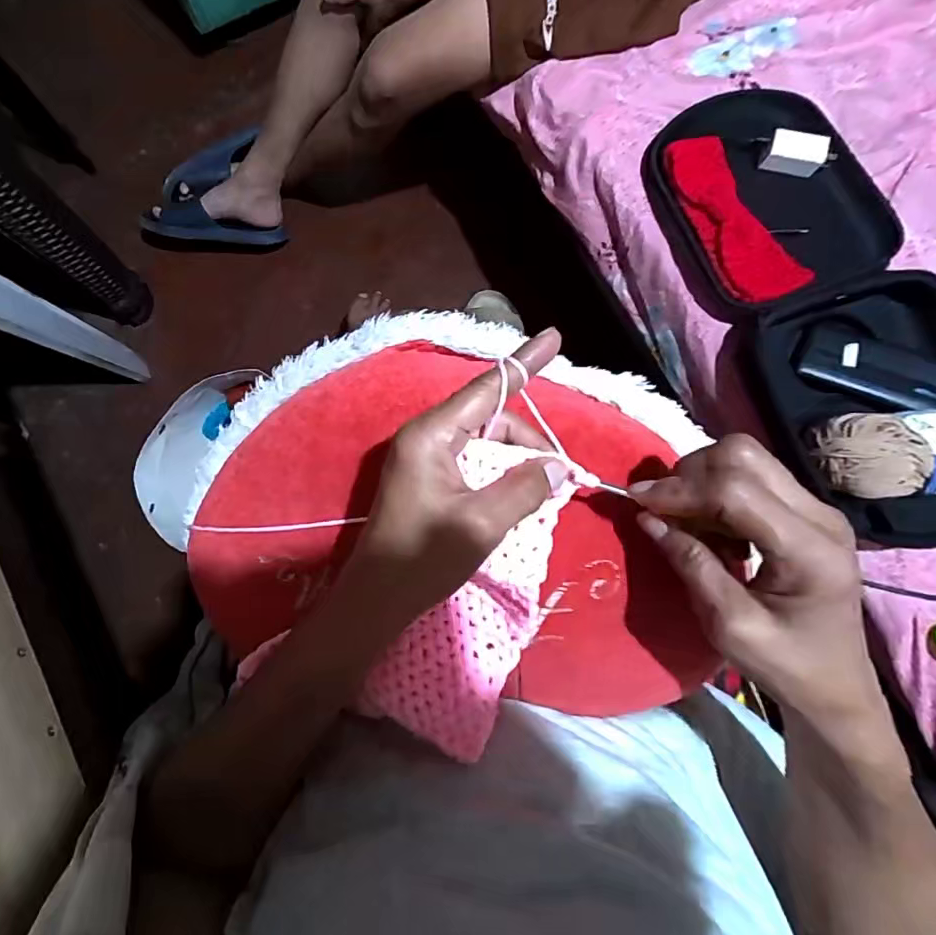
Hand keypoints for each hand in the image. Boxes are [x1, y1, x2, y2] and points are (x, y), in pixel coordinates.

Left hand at [340, 329, 569, 630]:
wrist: (376, 599)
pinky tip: (519, 493)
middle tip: (559, 471)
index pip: (487, 388)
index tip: (554, 336)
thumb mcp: (482, 523)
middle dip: (528, 438)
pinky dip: (500, 473)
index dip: (524, 363)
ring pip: (483, 441)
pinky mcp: (426, 480)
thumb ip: (524, 488)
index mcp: (432, 435)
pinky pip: (473, 461)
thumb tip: (557, 467)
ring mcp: (423, 459)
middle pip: (490, 418)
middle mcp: (425, 437)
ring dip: (516, 459)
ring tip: (543, 487)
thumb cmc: (422, 558)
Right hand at [631, 436, 887, 741]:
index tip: (637, 503)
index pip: (735, 491)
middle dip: (690, 475)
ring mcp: (817, 509)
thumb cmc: (786, 665)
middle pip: (743, 455)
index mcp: (809, 549)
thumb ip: (692, 565)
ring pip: (746, 458)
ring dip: (702, 481)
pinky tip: (710, 528)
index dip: (680, 490)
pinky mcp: (807, 511)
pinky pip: (752, 477)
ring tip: (685, 522)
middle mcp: (820, 515)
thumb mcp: (729, 625)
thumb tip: (648, 518)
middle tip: (662, 510)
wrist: (836, 686)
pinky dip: (717, 491)